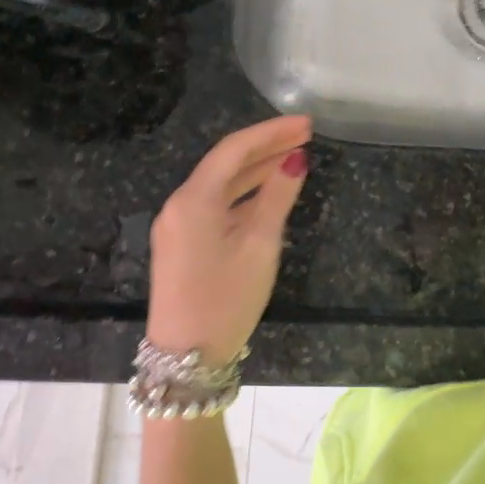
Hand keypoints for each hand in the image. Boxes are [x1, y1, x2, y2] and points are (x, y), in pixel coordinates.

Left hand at [148, 116, 311, 362]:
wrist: (186, 359)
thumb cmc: (226, 299)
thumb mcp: (260, 245)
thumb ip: (277, 197)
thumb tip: (296, 159)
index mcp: (194, 200)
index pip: (235, 149)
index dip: (272, 132)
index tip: (307, 124)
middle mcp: (179, 205)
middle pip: (225, 162)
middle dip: (266, 146)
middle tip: (306, 136)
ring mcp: (177, 225)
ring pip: (220, 183)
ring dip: (256, 168)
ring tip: (293, 158)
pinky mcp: (182, 244)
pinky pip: (214, 204)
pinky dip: (243, 192)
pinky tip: (267, 192)